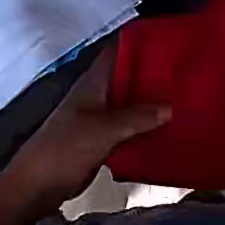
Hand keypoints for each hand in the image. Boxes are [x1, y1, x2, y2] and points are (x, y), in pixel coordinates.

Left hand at [1, 47, 169, 207]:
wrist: (38, 186)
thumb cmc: (65, 149)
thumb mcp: (105, 130)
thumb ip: (138, 118)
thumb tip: (171, 107)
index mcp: (93, 84)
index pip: (117, 52)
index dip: (139, 42)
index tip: (168, 38)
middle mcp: (97, 95)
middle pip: (128, 77)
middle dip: (153, 73)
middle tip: (186, 70)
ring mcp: (100, 118)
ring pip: (131, 102)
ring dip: (152, 101)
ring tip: (185, 96)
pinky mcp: (103, 139)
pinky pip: (131, 126)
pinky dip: (147, 125)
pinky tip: (168, 127)